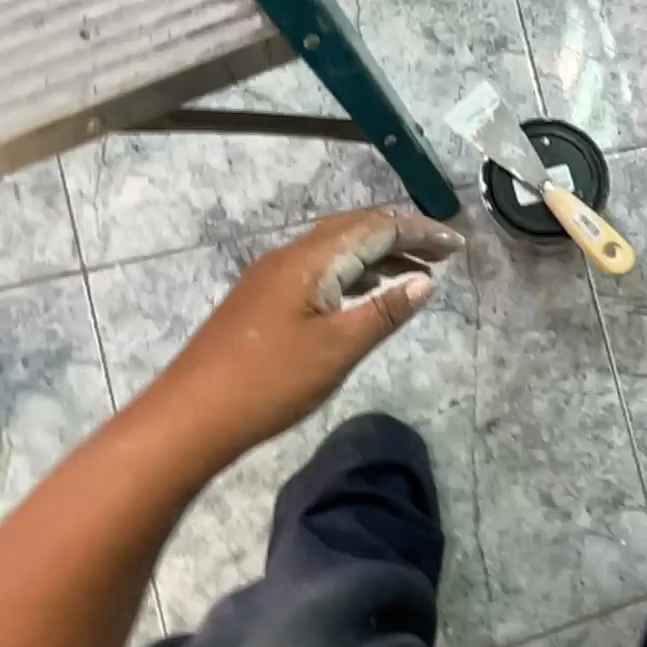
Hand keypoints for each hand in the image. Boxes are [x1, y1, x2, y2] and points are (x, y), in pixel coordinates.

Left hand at [138, 209, 465, 456]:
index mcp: (310, 261)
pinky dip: (356, 271)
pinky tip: (370, 291)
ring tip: (418, 271)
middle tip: (444, 253)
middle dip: (403, 235)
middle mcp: (290, 257)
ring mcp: (274, 277)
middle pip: (355, 228)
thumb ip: (386, 311)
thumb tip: (427, 281)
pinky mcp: (266, 299)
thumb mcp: (339, 348)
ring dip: (380, 253)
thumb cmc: (270, 382)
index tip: (457, 244)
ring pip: (337, 248)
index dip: (420, 231)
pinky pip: (322, 268)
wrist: (188, 419)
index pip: (376, 228)